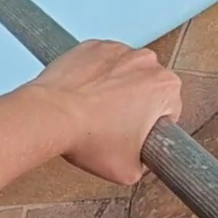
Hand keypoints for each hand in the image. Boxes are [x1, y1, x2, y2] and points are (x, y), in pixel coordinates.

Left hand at [21, 40, 181, 184]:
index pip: (168, 111)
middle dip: (133, 105)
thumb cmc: (87, 138)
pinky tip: (79, 95)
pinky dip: (91, 75)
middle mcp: (146, 61)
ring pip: (122, 73)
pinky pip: (97, 63)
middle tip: (109, 126)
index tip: (133, 135)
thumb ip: (145, 165)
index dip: (151, 128)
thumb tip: (140, 161)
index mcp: (166, 87)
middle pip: (146, 88)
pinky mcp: (90, 46)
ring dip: (112, 88)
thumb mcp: (128, 170)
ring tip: (91, 111)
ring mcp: (117, 50)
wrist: (49, 116)